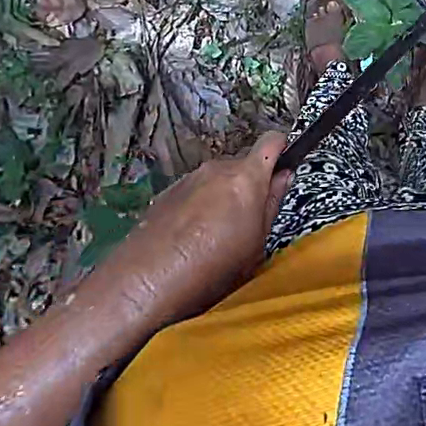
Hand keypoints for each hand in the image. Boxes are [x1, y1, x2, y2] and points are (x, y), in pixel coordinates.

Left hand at [83, 132, 292, 326]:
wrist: (142, 285)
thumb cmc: (212, 268)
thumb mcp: (256, 242)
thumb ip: (272, 203)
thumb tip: (283, 176)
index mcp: (246, 176)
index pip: (272, 140)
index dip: (282, 151)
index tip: (282, 172)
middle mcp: (217, 168)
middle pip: (243, 165)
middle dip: (248, 185)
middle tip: (246, 223)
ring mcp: (188, 179)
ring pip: (217, 180)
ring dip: (221, 198)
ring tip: (212, 238)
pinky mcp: (164, 194)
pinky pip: (193, 193)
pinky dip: (197, 208)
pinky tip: (187, 242)